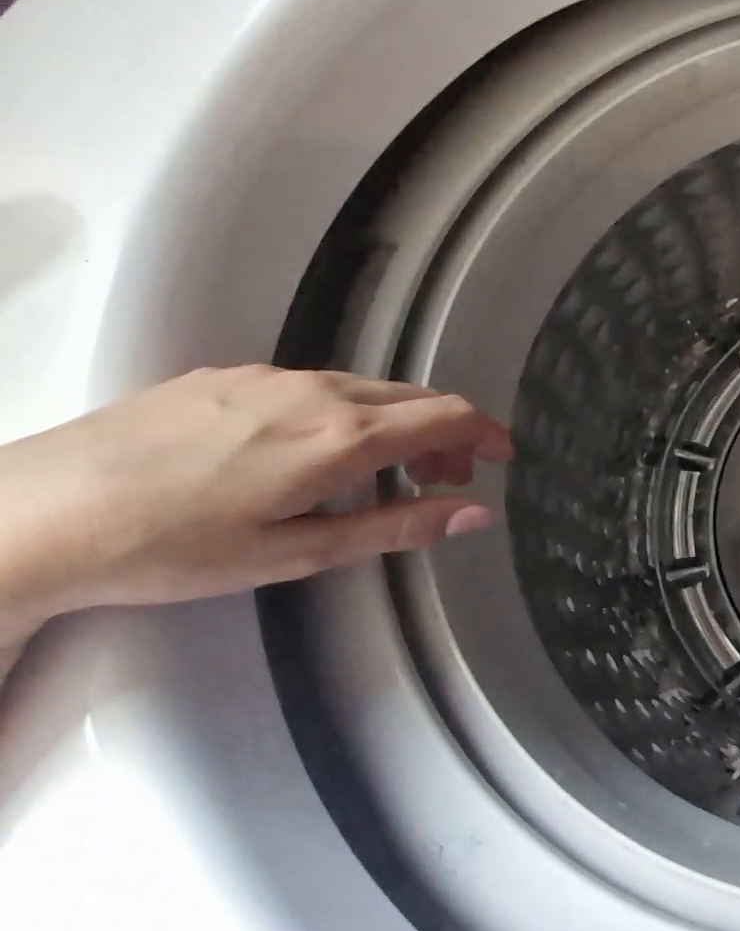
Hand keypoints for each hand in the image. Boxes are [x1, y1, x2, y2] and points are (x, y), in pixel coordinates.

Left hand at [0, 365, 511, 649]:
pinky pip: (315, 385)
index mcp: (343, 436)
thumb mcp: (299, 553)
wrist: (28, 515)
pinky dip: (348, 412)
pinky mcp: (223, 377)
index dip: (487, 434)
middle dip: (447, 435)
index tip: (502, 459)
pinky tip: (313, 452)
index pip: (449, 415)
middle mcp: (315, 392)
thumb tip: (477, 514)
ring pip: (367, 389)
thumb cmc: (172, 548)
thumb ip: (399, 526)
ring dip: (399, 424)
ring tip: (383, 472)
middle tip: (444, 482)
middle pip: (416, 397)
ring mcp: (266, 378)